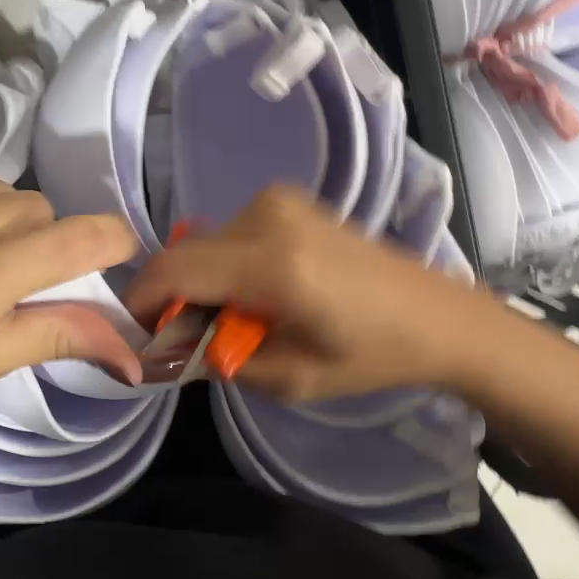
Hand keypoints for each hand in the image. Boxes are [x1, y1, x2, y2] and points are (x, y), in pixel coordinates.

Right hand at [125, 186, 502, 403]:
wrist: (438, 315)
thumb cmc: (373, 354)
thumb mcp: (293, 379)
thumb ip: (221, 360)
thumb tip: (167, 349)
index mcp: (276, 266)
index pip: (175, 270)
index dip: (143, 300)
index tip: (140, 332)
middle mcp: (270, 219)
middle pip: (184, 254)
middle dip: (173, 297)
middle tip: (189, 337)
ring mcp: (279, 202)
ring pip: (203, 243)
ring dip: (201, 282)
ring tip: (233, 318)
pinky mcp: (286, 199)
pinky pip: (227, 233)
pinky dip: (223, 264)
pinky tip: (254, 292)